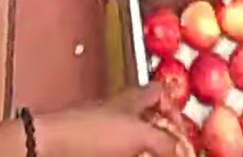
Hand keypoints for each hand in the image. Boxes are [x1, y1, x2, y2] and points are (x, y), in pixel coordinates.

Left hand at [33, 84, 183, 156]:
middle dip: (164, 136)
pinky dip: (133, 152)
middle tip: (174, 150)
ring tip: (157, 154)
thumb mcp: (137, 133)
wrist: (57, 144)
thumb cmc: (95, 131)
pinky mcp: (100, 148)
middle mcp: (123, 110)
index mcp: (133, 98)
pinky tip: (134, 156)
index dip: (174, 109)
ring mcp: (110, 130)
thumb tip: (182, 150)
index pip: (160, 93)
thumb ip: (163, 141)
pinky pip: (124, 149)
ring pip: (138, 138)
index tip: (185, 134)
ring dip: (149, 148)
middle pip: (151, 119)